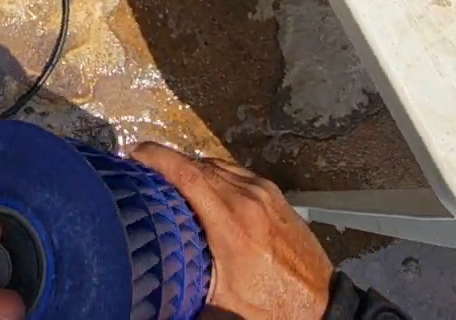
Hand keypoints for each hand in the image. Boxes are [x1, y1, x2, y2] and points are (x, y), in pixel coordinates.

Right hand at [130, 142, 332, 319]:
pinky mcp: (272, 191)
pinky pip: (232, 170)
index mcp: (232, 221)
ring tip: (167, 177)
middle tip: (141, 167)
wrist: (322, 306)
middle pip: (196, 164)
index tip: (132, 152)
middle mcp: (247, 196)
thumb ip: (184, 281)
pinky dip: (211, 172)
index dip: (156, 157)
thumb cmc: (271, 308)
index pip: (187, 173)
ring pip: (214, 164)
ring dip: (189, 166)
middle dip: (166, 160)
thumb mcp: (221, 301)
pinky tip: (202, 186)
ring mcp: (262, 189)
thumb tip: (150, 275)